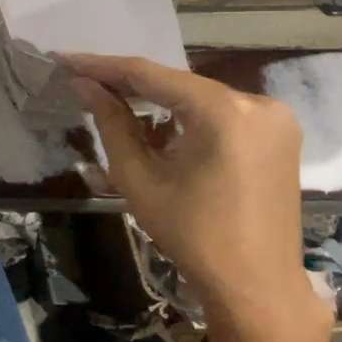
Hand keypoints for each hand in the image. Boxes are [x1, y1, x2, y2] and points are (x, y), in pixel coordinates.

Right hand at [63, 53, 318, 323]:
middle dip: (127, 81)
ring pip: (196, 94)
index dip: (102, 66)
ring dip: (153, 96)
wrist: (254, 280)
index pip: (150, 75)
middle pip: (176, 82)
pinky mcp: (278, 134)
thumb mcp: (137, 174)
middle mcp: (257, 103)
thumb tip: (83, 85)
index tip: (63, 60)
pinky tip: (150, 117)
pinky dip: (182, 111)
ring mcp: (274, 118)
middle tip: (80, 79)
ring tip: (106, 96)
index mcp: (224, 112)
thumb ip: (111, 121)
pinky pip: (218, 110)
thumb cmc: (189, 230)